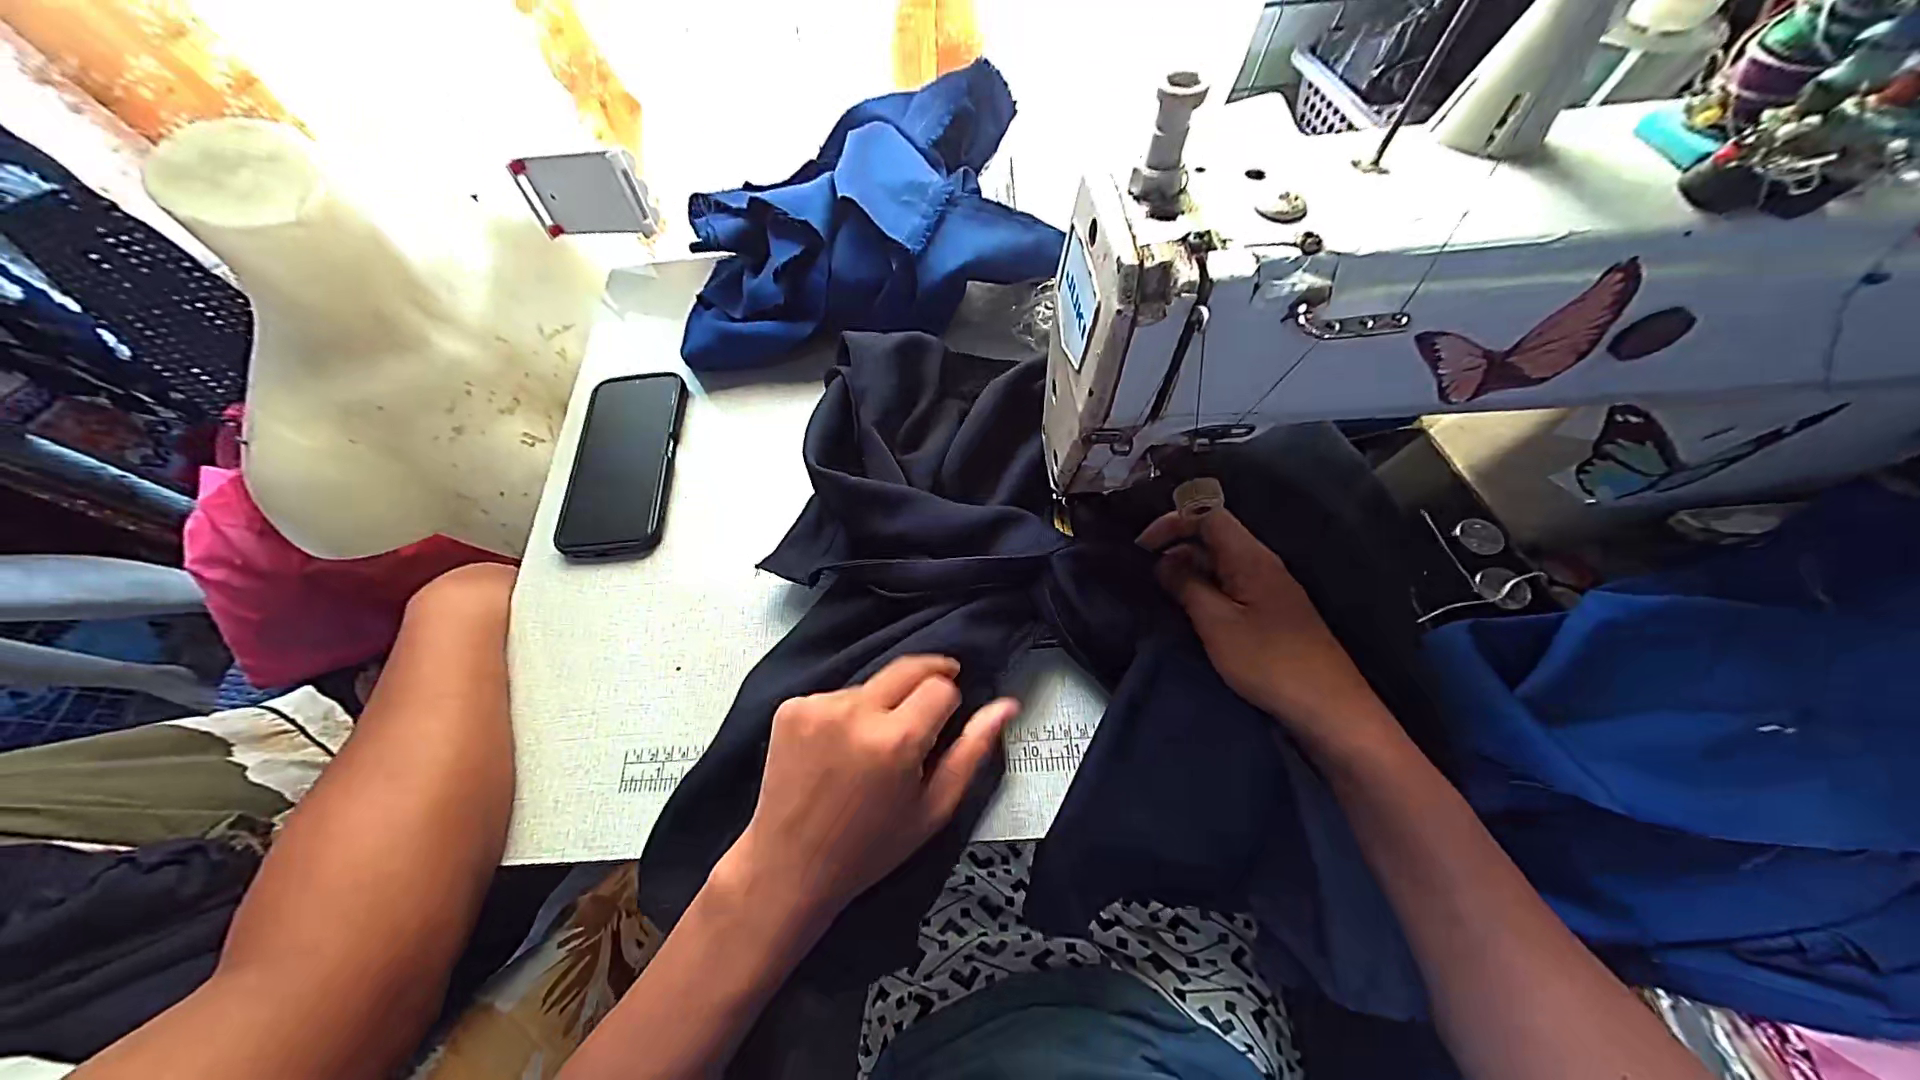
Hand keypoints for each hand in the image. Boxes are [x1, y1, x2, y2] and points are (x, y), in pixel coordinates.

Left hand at [722, 655, 1017, 923]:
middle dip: (927, 680)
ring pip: (873, 683)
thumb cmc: (867, 847)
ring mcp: (818, 707)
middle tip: (927, 708)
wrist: (789, 865)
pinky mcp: (792, 707)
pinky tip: (841, 748)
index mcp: (896, 741)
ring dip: (882, 702)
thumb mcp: (933, 808)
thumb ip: (973, 750)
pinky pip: (837, 693)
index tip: (944, 721)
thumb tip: (1005, 706)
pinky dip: (846, 712)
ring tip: (872, 746)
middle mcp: (855, 714)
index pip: (942, 686)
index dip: (950, 702)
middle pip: (909, 667)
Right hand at [1138, 508, 1390, 750]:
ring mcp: (1267, 587)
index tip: (1142, 546)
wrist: (1327, 706)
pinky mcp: (1269, 610)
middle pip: (1214, 536)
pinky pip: (1229, 584)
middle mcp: (1261, 564)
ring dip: (1187, 570)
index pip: (1208, 515)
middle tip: (1144, 570)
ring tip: (1159, 590)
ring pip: (1220, 562)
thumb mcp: (1217, 623)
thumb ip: (1186, 586)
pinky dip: (1203, 588)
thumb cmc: (1269, 661)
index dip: (1172, 521)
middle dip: (1175, 546)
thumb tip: (1163, 562)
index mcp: (1251, 558)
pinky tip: (1187, 608)